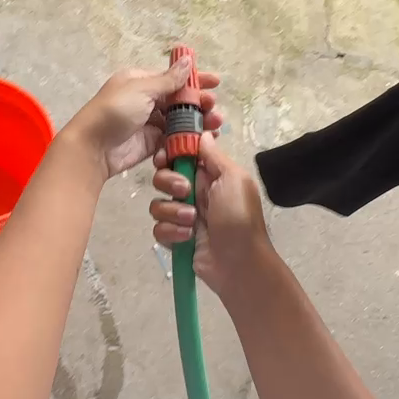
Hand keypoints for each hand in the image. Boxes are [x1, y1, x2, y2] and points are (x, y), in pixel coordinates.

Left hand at [64, 61, 223, 177]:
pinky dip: (187, 139)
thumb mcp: (141, 90)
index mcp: (141, 82)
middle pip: (179, 100)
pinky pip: (173, 139)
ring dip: (197, 122)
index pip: (173, 78)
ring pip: (179, 121)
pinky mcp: (151, 143)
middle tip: (213, 109)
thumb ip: (168, 80)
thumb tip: (188, 59)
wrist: (92, 148)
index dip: (195, 80)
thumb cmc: (114, 111)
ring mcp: (149, 123)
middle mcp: (146, 100)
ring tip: (214, 126)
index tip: (216, 82)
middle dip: (199, 103)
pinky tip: (201, 141)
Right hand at [150, 132, 276, 298]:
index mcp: (209, 175)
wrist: (240, 263)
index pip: (180, 156)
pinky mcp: (176, 237)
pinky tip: (187, 238)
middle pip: (162, 177)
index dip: (168, 155)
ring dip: (173, 212)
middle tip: (184, 192)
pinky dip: (171, 233)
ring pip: (158, 204)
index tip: (164, 158)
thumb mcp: (234, 179)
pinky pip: (158, 228)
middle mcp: (194, 192)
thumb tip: (203, 134)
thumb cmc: (239, 217)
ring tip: (192, 223)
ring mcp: (183, 215)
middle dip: (168, 183)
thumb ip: (215, 157)